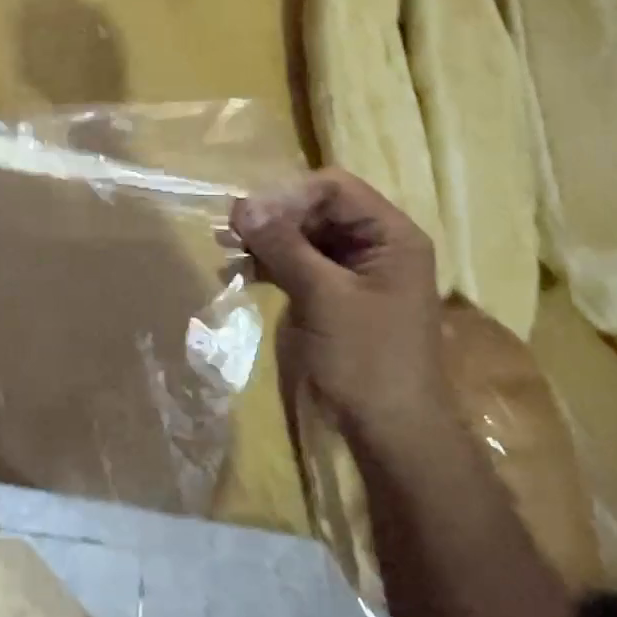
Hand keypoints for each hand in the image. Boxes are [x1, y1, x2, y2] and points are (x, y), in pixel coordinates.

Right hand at [229, 169, 446, 440]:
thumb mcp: (324, 296)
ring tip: (225, 252)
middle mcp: (374, 245)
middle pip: (314, 208)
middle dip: (270, 217)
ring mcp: (352, 271)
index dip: (288, 195)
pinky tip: (235, 272)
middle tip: (227, 233)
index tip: (247, 217)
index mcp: (391, 236)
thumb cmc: (367, 359)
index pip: (334, 188)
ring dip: (262, 240)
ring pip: (300, 235)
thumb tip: (241, 203)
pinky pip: (295, 263)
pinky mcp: (331, 295)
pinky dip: (266, 264)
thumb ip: (284, 246)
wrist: (389, 429)